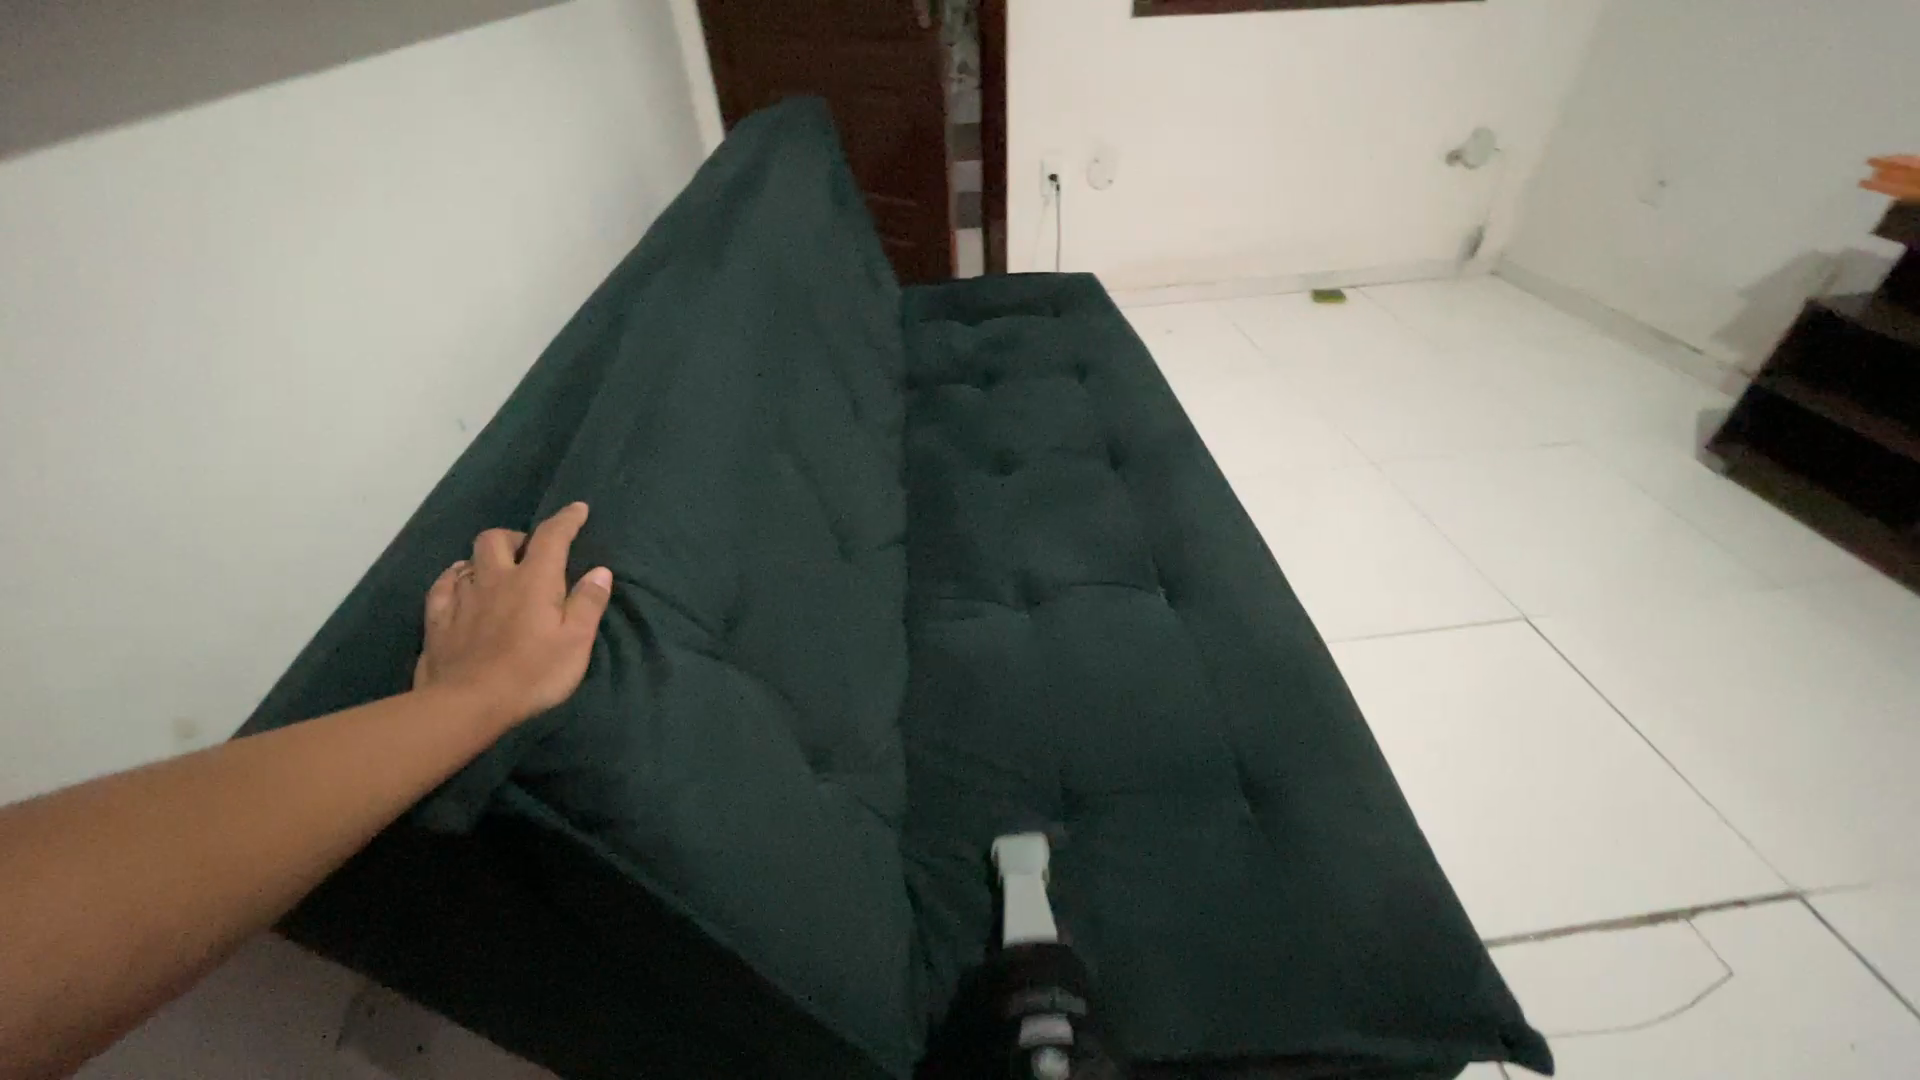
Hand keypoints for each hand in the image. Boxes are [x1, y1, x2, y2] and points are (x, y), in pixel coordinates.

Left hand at [412, 502, 612, 726]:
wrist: (467, 704)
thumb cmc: (533, 672)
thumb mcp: (576, 641)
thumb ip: (588, 602)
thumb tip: (599, 570)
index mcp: (533, 581)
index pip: (551, 537)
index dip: (566, 520)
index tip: (578, 509)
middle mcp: (494, 579)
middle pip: (496, 539)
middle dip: (515, 537)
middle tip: (529, 551)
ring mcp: (461, 598)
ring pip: (467, 560)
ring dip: (484, 559)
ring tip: (497, 571)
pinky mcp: (437, 620)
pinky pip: (442, 586)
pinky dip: (455, 578)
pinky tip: (460, 586)